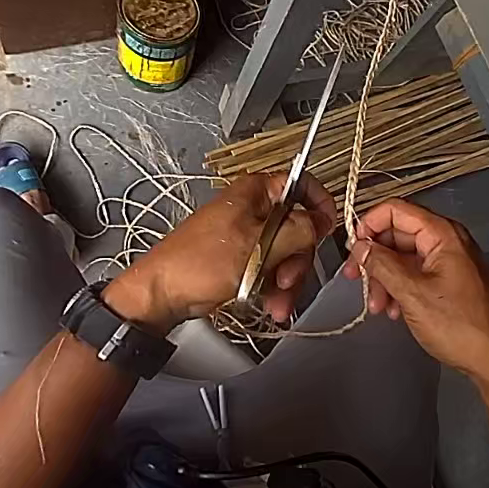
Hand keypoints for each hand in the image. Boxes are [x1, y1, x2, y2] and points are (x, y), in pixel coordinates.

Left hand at [105, 172, 336, 330]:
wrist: (161, 296)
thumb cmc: (199, 264)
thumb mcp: (261, 244)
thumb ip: (301, 229)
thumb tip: (323, 222)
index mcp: (256, 192)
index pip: (303, 184)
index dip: (320, 205)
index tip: (327, 229)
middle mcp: (255, 209)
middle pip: (299, 227)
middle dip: (299, 259)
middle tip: (288, 278)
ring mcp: (249, 234)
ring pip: (288, 253)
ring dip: (288, 280)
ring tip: (278, 301)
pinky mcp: (243, 258)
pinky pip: (272, 268)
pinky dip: (275, 287)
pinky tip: (270, 303)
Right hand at [342, 198, 488, 389]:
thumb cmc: (463, 325)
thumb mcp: (413, 293)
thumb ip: (383, 265)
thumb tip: (360, 247)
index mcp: (442, 234)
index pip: (396, 210)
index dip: (369, 224)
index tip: (353, 248)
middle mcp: (447, 241)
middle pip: (398, 234)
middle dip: (374, 257)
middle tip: (356, 280)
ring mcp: (450, 261)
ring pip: (405, 257)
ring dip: (385, 278)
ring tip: (378, 306)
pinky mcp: (450, 281)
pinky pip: (417, 274)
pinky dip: (400, 288)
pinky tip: (394, 310)